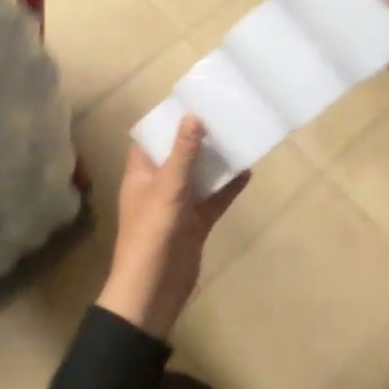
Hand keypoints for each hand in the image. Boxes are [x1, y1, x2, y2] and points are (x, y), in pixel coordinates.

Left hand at [99, 116, 248, 337]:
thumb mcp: (168, 186)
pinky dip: (228, 187)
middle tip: (222, 112)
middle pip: (177, 155)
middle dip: (197, 137)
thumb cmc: (153, 232)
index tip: (190, 101)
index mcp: (140, 174)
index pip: (149, 139)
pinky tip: (247, 171)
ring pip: (198, 176)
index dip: (166, 120)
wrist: (154, 288)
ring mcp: (177, 206)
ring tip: (238, 135)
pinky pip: (213, 200)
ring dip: (215, 160)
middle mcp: (157, 186)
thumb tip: (193, 115)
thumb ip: (182, 152)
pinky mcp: (195, 224)